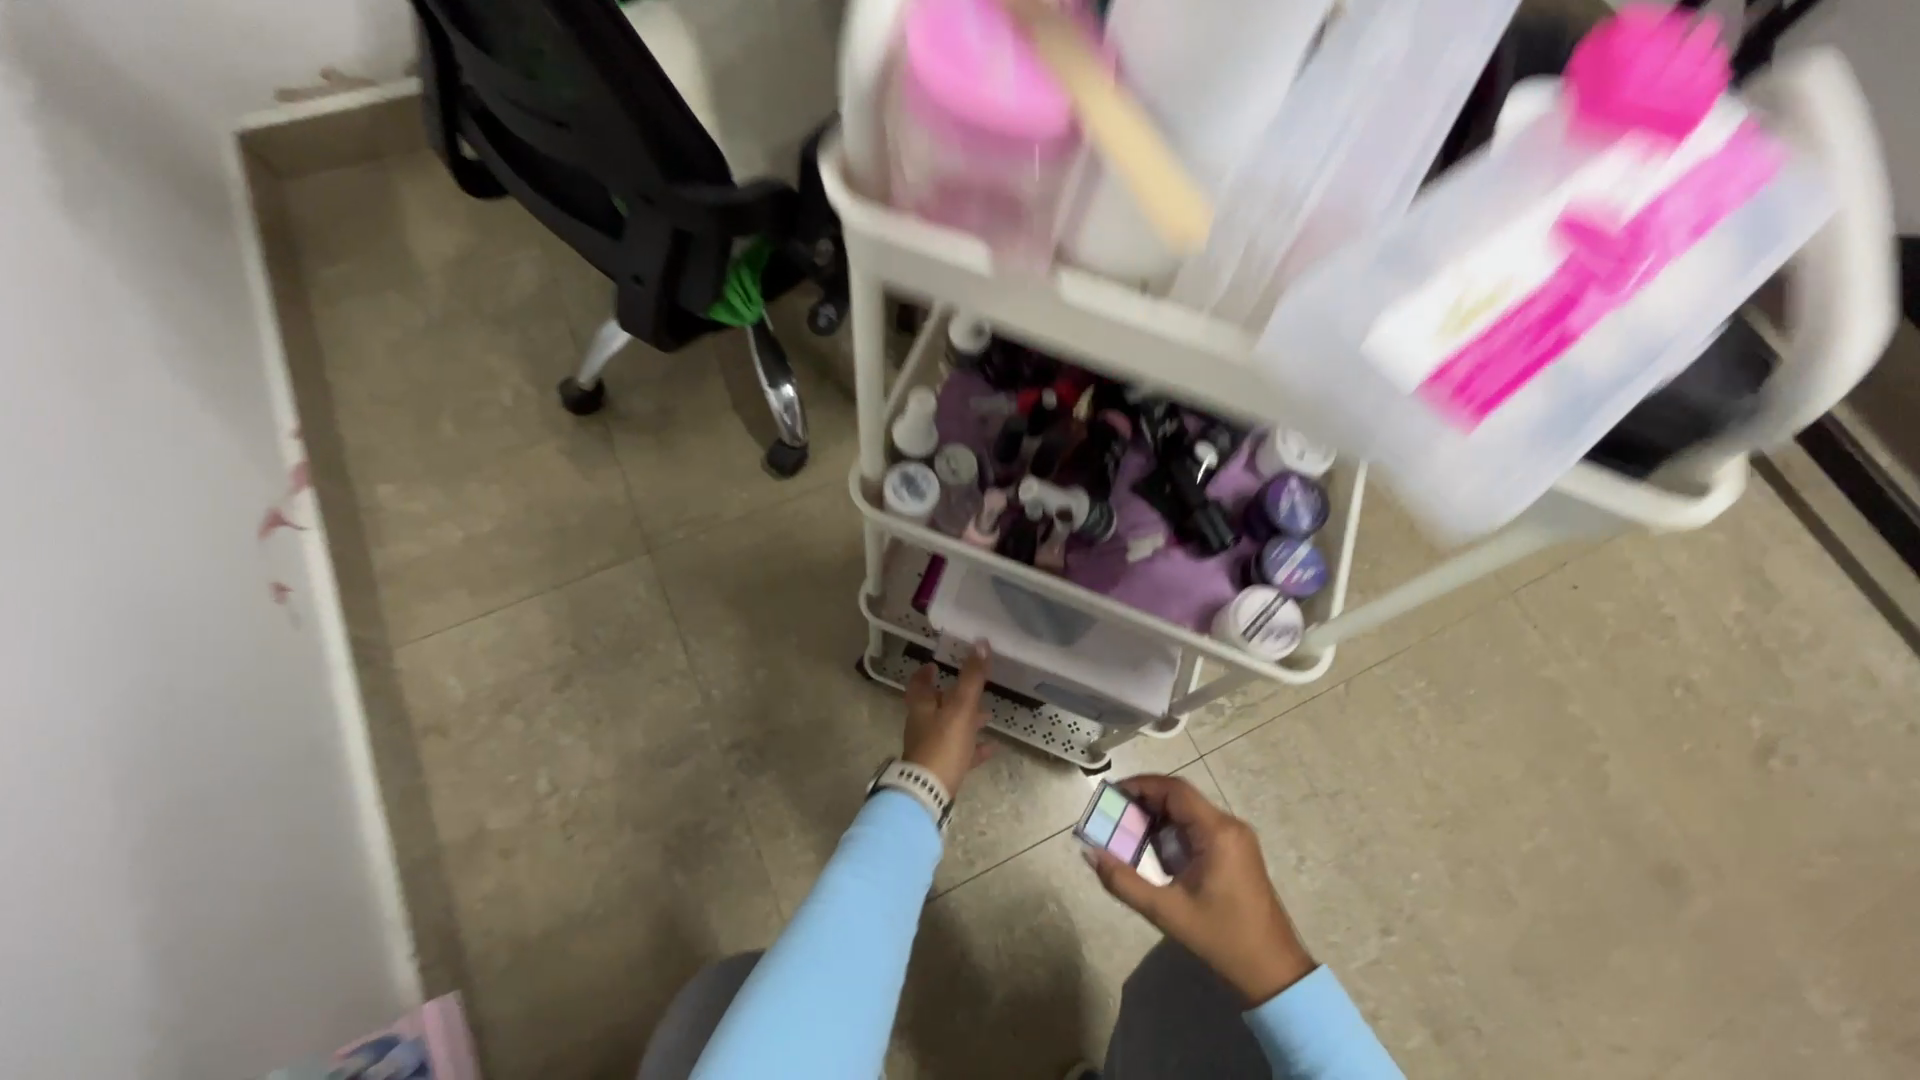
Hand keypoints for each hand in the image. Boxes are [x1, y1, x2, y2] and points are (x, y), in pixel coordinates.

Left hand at [901, 643, 995, 797]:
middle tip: (970, 687)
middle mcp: (923, 725)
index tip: (934, 664)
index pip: (918, 684)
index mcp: (922, 707)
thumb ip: (971, 677)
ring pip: (949, 728)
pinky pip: (960, 753)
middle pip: (935, 706)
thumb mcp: (960, 707)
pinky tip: (993, 747)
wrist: (929, 791)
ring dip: (967, 721)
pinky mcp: (942, 768)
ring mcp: (931, 748)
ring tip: (988, 716)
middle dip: (952, 696)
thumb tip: (980, 643)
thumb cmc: (942, 744)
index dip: (925, 673)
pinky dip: (975, 748)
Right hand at [1085, 774, 1314, 1006]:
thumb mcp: (1166, 912)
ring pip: (1189, 813)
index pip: (1175, 790)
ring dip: (1158, 817)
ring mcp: (1236, 839)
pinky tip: (1154, 851)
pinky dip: (1173, 832)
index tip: (1110, 793)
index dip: (1141, 785)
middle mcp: (1230, 826)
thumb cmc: (1222, 939)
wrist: (1273, 971)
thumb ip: (1124, 881)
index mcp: (1218, 832)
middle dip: (1145, 802)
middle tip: (1112, 815)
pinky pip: (1199, 829)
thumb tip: (1090, 853)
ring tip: (1127, 832)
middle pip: (1181, 798)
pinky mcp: (1236, 853)